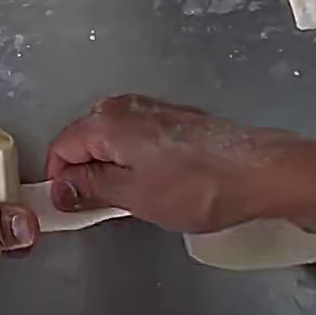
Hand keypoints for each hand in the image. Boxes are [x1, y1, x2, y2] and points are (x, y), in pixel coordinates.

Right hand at [45, 95, 310, 232]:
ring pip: (109, 138)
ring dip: (109, 167)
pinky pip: (133, 135)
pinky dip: (131, 158)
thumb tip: (57, 188)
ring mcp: (147, 106)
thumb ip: (89, 188)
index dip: (59, 179)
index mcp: (105, 121)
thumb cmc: (193, 187)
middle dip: (84, 173)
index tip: (69, 209)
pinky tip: (156, 180)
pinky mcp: (169, 115)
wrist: (258, 170)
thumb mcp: (134, 195)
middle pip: (83, 139)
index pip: (60, 147)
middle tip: (102, 208)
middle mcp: (120, 105)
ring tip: (133, 198)